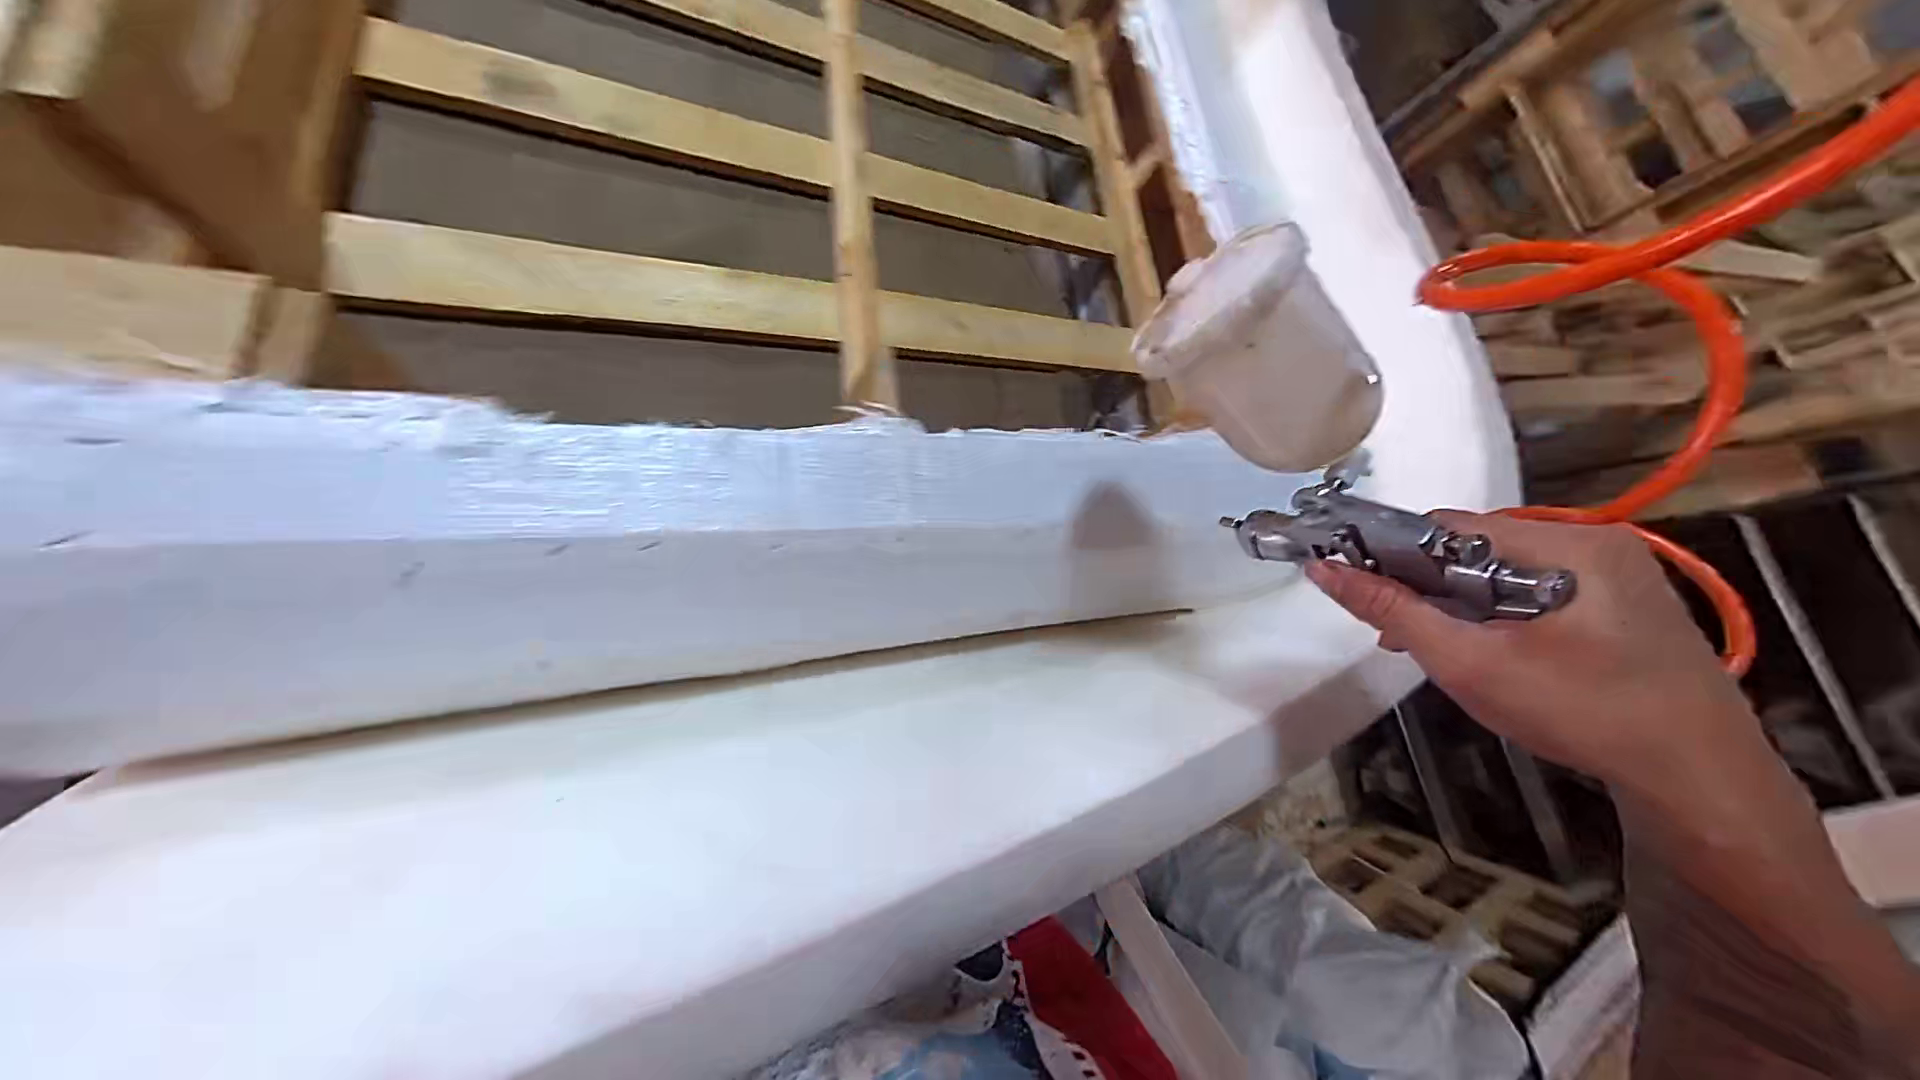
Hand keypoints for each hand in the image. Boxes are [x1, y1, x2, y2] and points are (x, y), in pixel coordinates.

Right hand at [1305, 511, 1767, 798]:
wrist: (1698, 782)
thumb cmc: (1579, 712)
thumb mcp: (1468, 661)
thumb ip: (1392, 609)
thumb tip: (1322, 569)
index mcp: (1568, 544)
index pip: (1449, 526)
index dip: (1396, 554)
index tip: (1366, 592)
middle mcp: (1594, 542)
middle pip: (1474, 547)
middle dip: (1427, 587)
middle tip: (1401, 633)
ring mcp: (1613, 571)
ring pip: (1498, 569)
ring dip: (1457, 602)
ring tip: (1435, 645)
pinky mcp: (1619, 600)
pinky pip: (1529, 588)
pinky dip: (1492, 611)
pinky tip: (1484, 648)